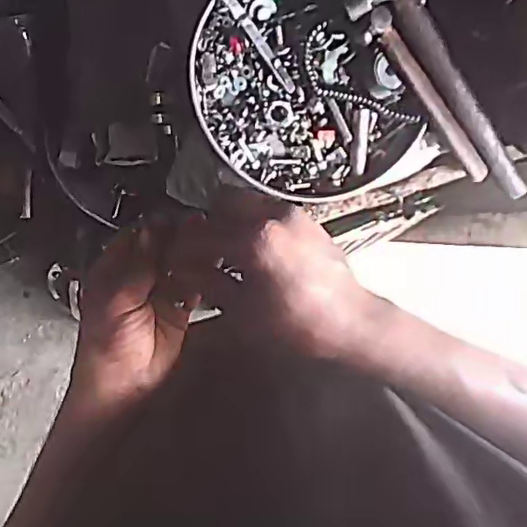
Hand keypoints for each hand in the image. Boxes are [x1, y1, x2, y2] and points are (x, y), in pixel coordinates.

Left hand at [66, 223, 199, 421]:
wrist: (123, 386)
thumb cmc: (105, 348)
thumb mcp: (117, 299)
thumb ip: (137, 265)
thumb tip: (152, 232)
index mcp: (113, 270)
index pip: (138, 237)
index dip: (157, 227)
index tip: (177, 219)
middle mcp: (137, 278)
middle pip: (163, 248)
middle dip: (181, 239)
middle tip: (202, 229)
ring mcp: (158, 294)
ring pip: (180, 265)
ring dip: (195, 256)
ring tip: (212, 244)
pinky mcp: (179, 311)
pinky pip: (194, 287)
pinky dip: (205, 278)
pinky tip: (214, 268)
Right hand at [174, 190, 384, 361]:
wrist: (351, 324)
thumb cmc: (304, 325)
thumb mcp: (244, 311)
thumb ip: (210, 283)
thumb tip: (187, 270)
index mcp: (256, 240)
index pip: (202, 234)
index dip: (182, 248)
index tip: (176, 259)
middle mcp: (275, 218)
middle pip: (221, 203)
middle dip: (205, 225)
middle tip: (198, 250)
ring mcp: (293, 215)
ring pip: (246, 201)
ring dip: (228, 220)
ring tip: (225, 251)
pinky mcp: (305, 221)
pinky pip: (267, 209)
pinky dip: (251, 221)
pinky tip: (250, 251)